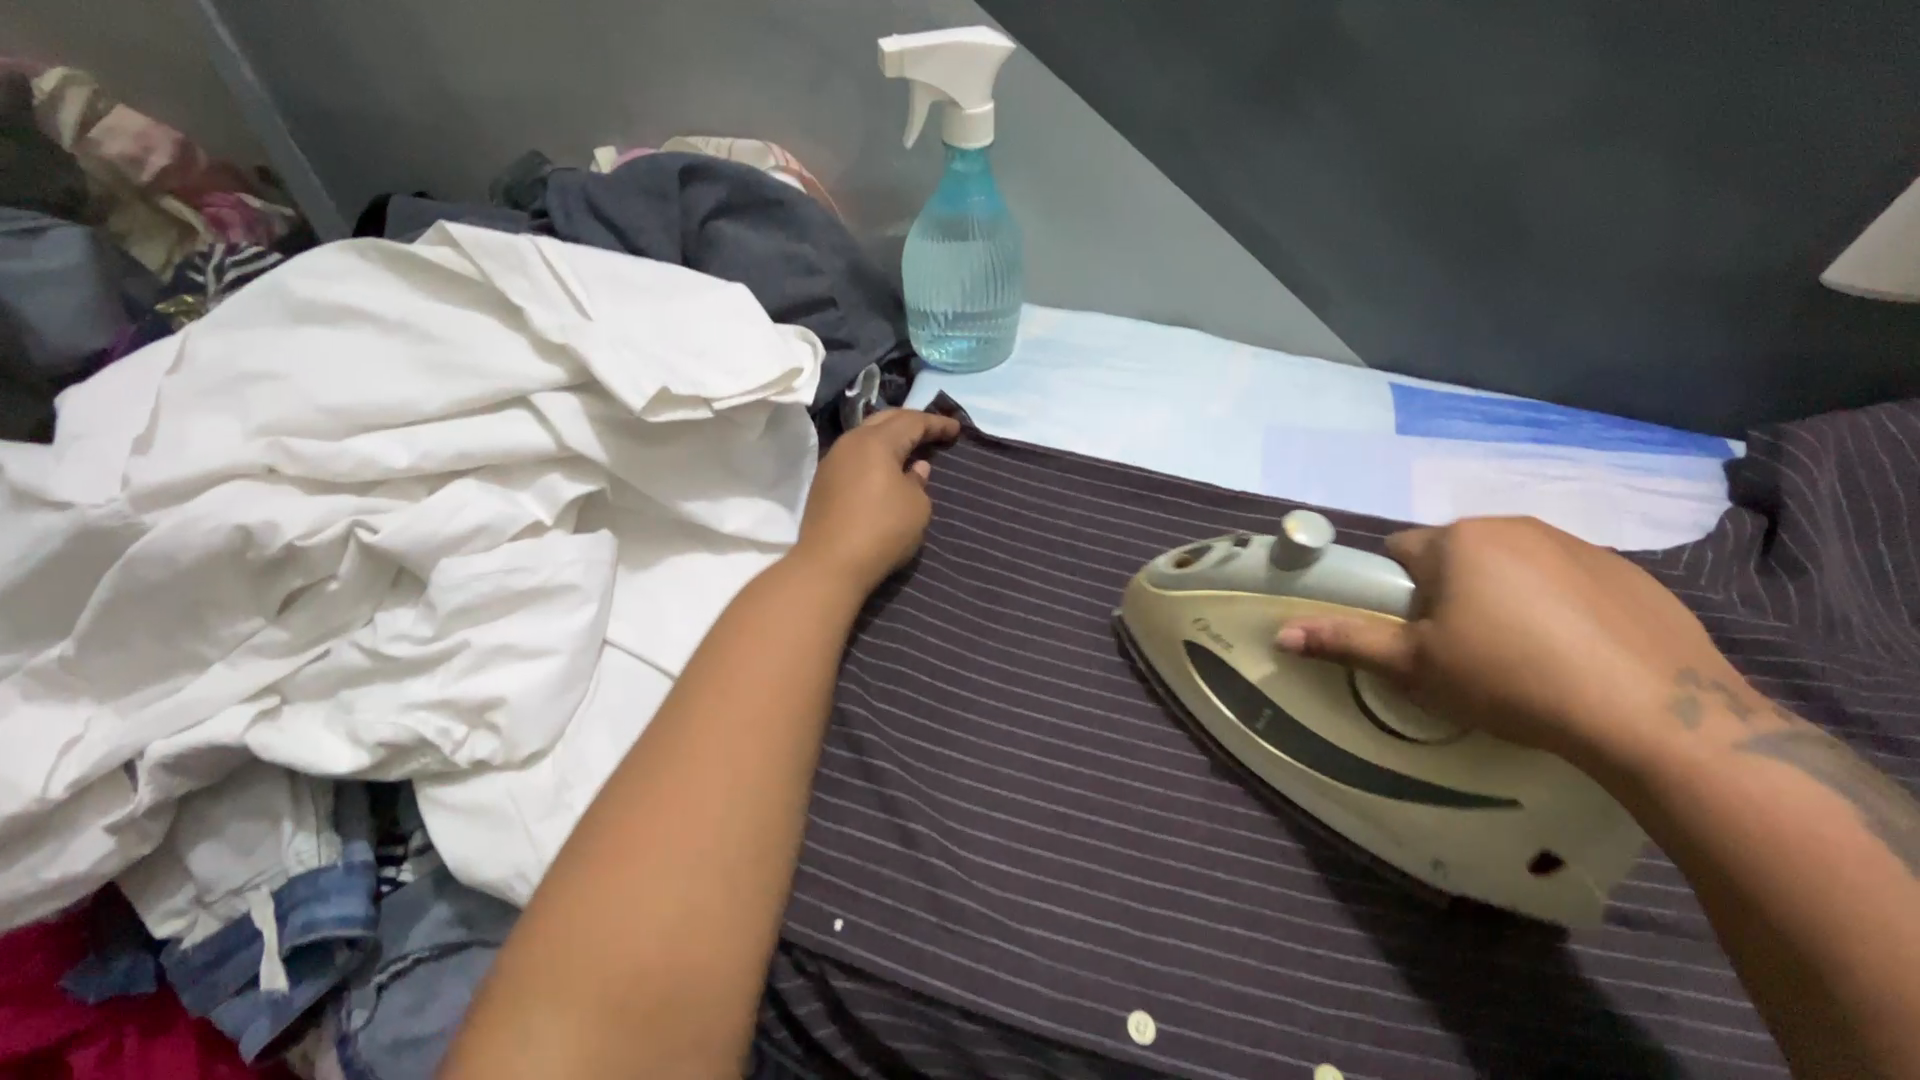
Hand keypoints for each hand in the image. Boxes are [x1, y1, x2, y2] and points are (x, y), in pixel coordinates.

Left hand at [791, 409, 961, 593]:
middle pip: (885, 421)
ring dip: (890, 438)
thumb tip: (914, 468)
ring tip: (909, 448)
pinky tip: (884, 468)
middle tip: (932, 430)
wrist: (829, 564)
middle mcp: (851, 443)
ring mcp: (832, 461)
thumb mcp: (917, 507)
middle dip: (911, 422)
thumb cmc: (882, 531)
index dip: (936, 423)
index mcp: (877, 442)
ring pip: (866, 437)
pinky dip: (874, 455)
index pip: (912, 421)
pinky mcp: (823, 482)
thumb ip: (919, 482)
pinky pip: (855, 456)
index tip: (956, 429)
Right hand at [1276, 516, 1743, 764]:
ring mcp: (1578, 544)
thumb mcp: (1417, 667)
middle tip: (1466, 653)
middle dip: (1451, 594)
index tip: (1420, 637)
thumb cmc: (1510, 680)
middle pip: (1457, 556)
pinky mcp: (1630, 572)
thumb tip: (1282, 633)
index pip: (1400, 551)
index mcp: (1457, 541)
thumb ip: (1348, 641)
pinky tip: (1576, 655)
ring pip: (1514, 566)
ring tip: (1525, 658)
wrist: (1651, 711)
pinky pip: (1570, 580)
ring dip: (1504, 597)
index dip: (1399, 595)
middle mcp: (1514, 525)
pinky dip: (1560, 607)